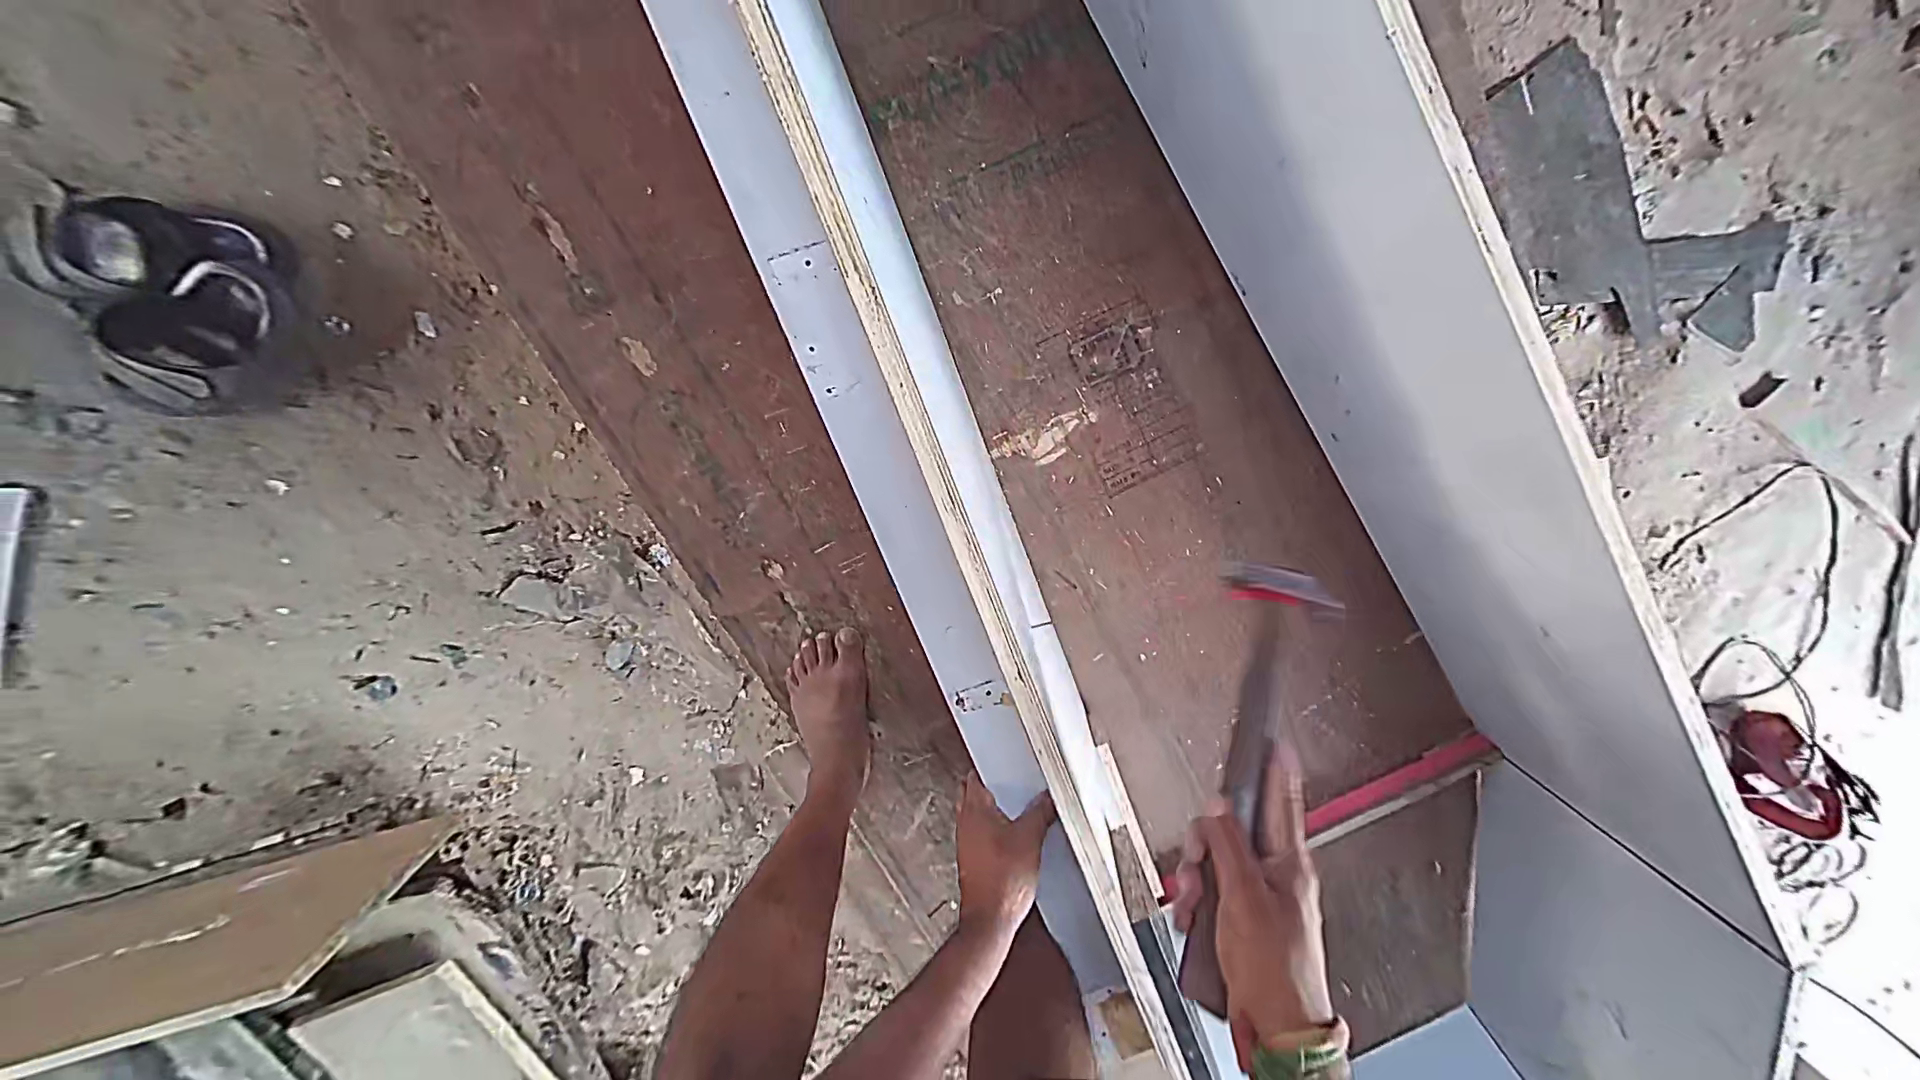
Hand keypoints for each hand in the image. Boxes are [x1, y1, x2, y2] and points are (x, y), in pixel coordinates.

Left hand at [956, 774, 1055, 934]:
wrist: (990, 920)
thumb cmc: (1002, 882)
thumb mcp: (1030, 838)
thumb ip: (1040, 812)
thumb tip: (1047, 799)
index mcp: (974, 809)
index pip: (975, 775)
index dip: (990, 768)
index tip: (1006, 764)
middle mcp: (965, 822)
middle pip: (972, 793)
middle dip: (991, 787)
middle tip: (1013, 785)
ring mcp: (966, 841)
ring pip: (975, 813)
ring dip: (992, 808)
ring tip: (1016, 810)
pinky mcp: (972, 858)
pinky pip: (980, 833)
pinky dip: (992, 828)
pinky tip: (1012, 837)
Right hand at [1170, 744, 1334, 1065]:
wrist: (1276, 1024)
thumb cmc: (1275, 968)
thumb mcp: (1243, 897)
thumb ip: (1228, 845)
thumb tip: (1217, 807)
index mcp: (1289, 863)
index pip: (1284, 802)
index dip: (1278, 771)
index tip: (1277, 743)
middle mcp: (1275, 873)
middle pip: (1232, 831)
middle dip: (1204, 845)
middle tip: (1195, 865)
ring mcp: (1258, 894)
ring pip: (1215, 860)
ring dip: (1195, 878)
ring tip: (1192, 902)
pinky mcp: (1242, 914)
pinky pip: (1211, 889)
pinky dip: (1195, 899)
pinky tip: (1193, 915)